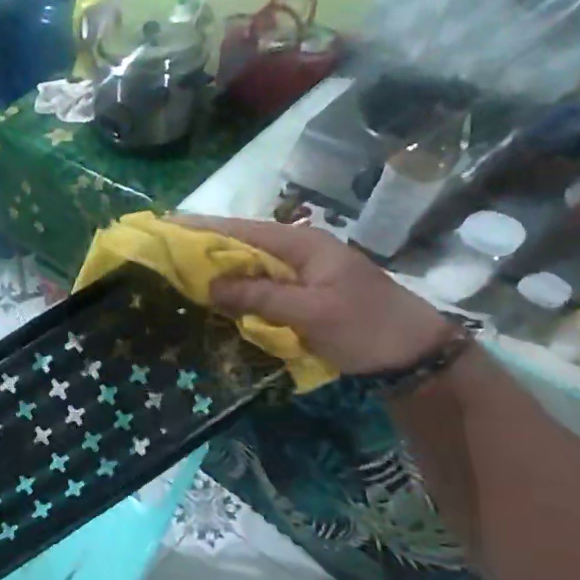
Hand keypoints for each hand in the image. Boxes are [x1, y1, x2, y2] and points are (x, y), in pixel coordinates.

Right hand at [183, 216, 457, 373]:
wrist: (414, 354)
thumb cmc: (365, 327)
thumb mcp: (311, 313)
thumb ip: (260, 297)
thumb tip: (210, 285)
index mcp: (302, 244)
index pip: (242, 229)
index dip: (203, 228)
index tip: (165, 225)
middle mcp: (301, 252)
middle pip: (245, 245)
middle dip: (206, 249)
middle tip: (165, 256)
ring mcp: (306, 275)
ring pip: (254, 268)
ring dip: (222, 273)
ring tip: (182, 276)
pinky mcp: (309, 297)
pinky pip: (266, 289)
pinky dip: (242, 293)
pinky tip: (221, 302)